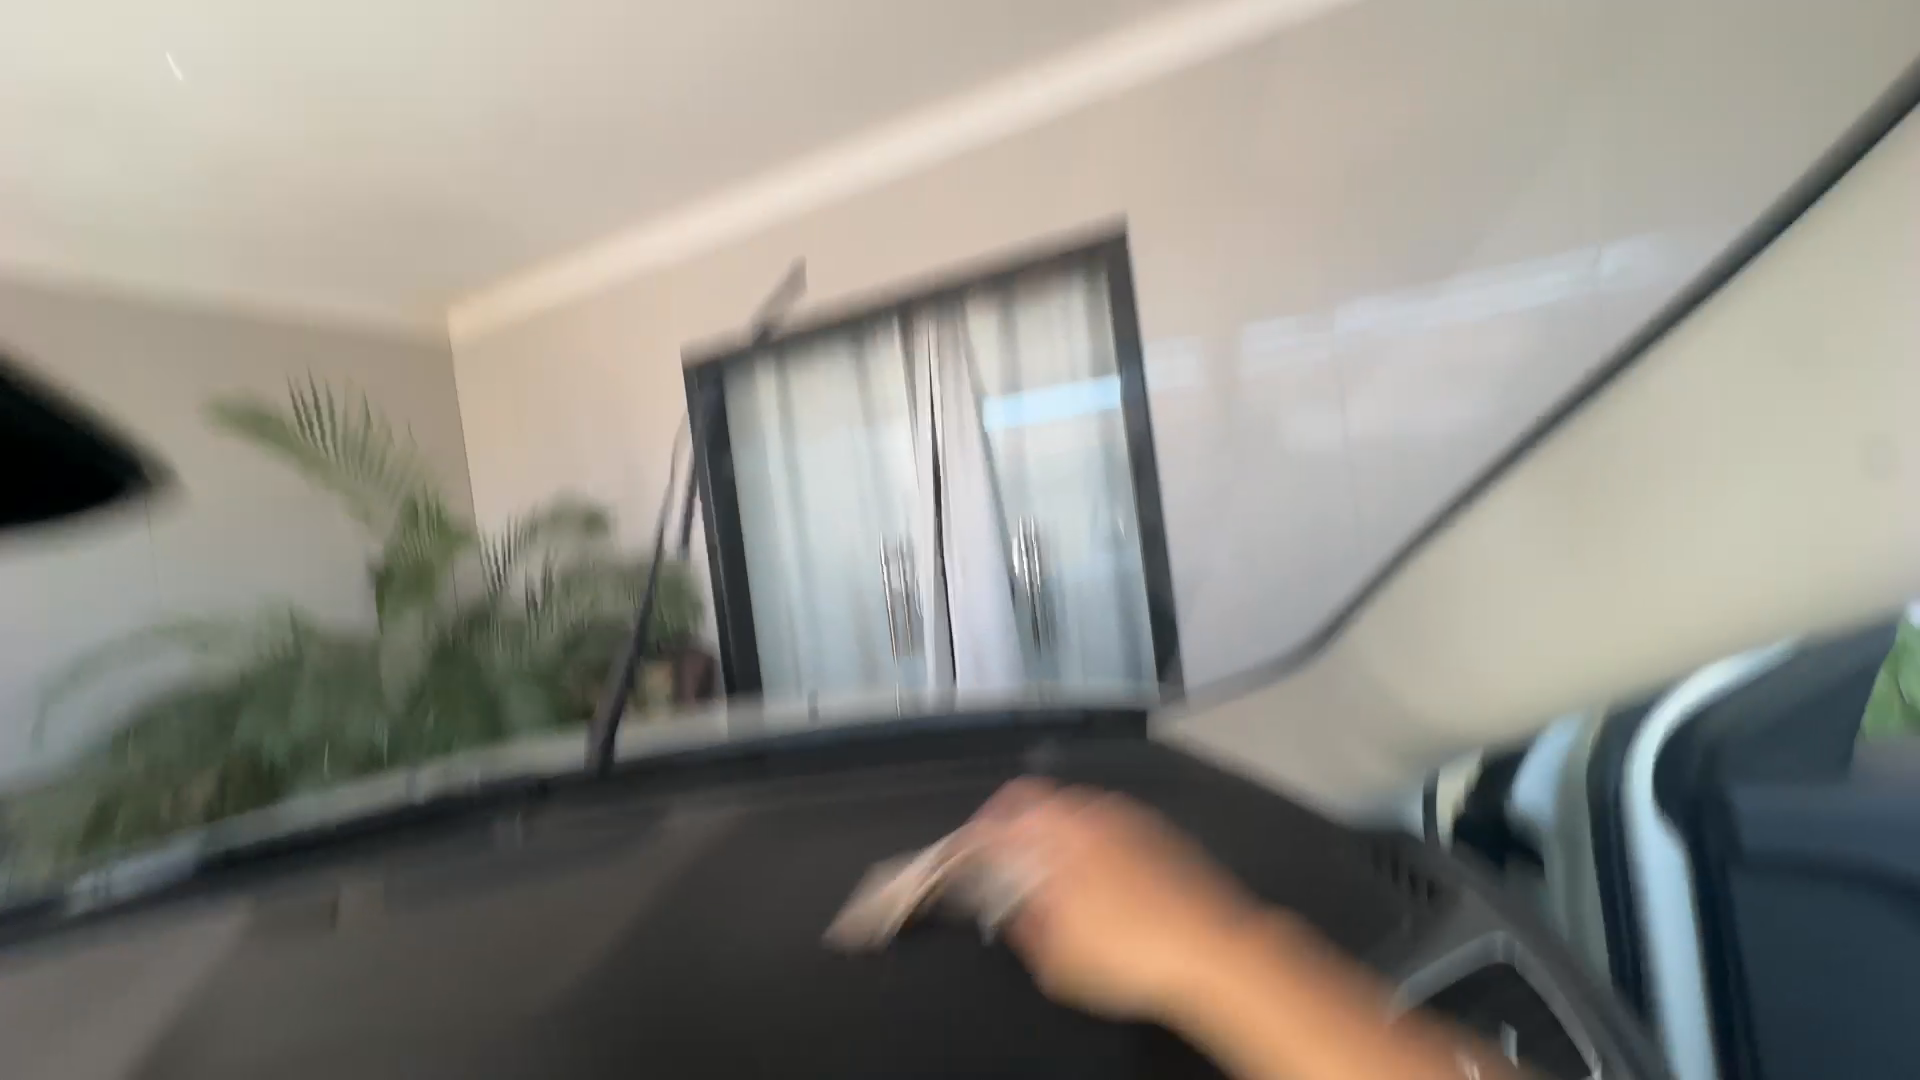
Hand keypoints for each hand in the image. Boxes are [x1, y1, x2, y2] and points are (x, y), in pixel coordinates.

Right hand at [967, 778, 1270, 1021]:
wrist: (1216, 948)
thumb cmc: (1131, 954)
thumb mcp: (1059, 960)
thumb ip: (1024, 926)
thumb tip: (1009, 911)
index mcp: (1051, 837)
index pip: (992, 822)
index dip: (970, 839)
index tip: (962, 857)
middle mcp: (1082, 811)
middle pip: (1029, 797)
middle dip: (1008, 821)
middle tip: (1002, 855)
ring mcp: (1121, 812)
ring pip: (1069, 803)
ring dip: (1049, 825)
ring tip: (1049, 865)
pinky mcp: (1151, 824)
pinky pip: (1103, 815)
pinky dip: (1086, 832)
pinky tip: (1097, 869)